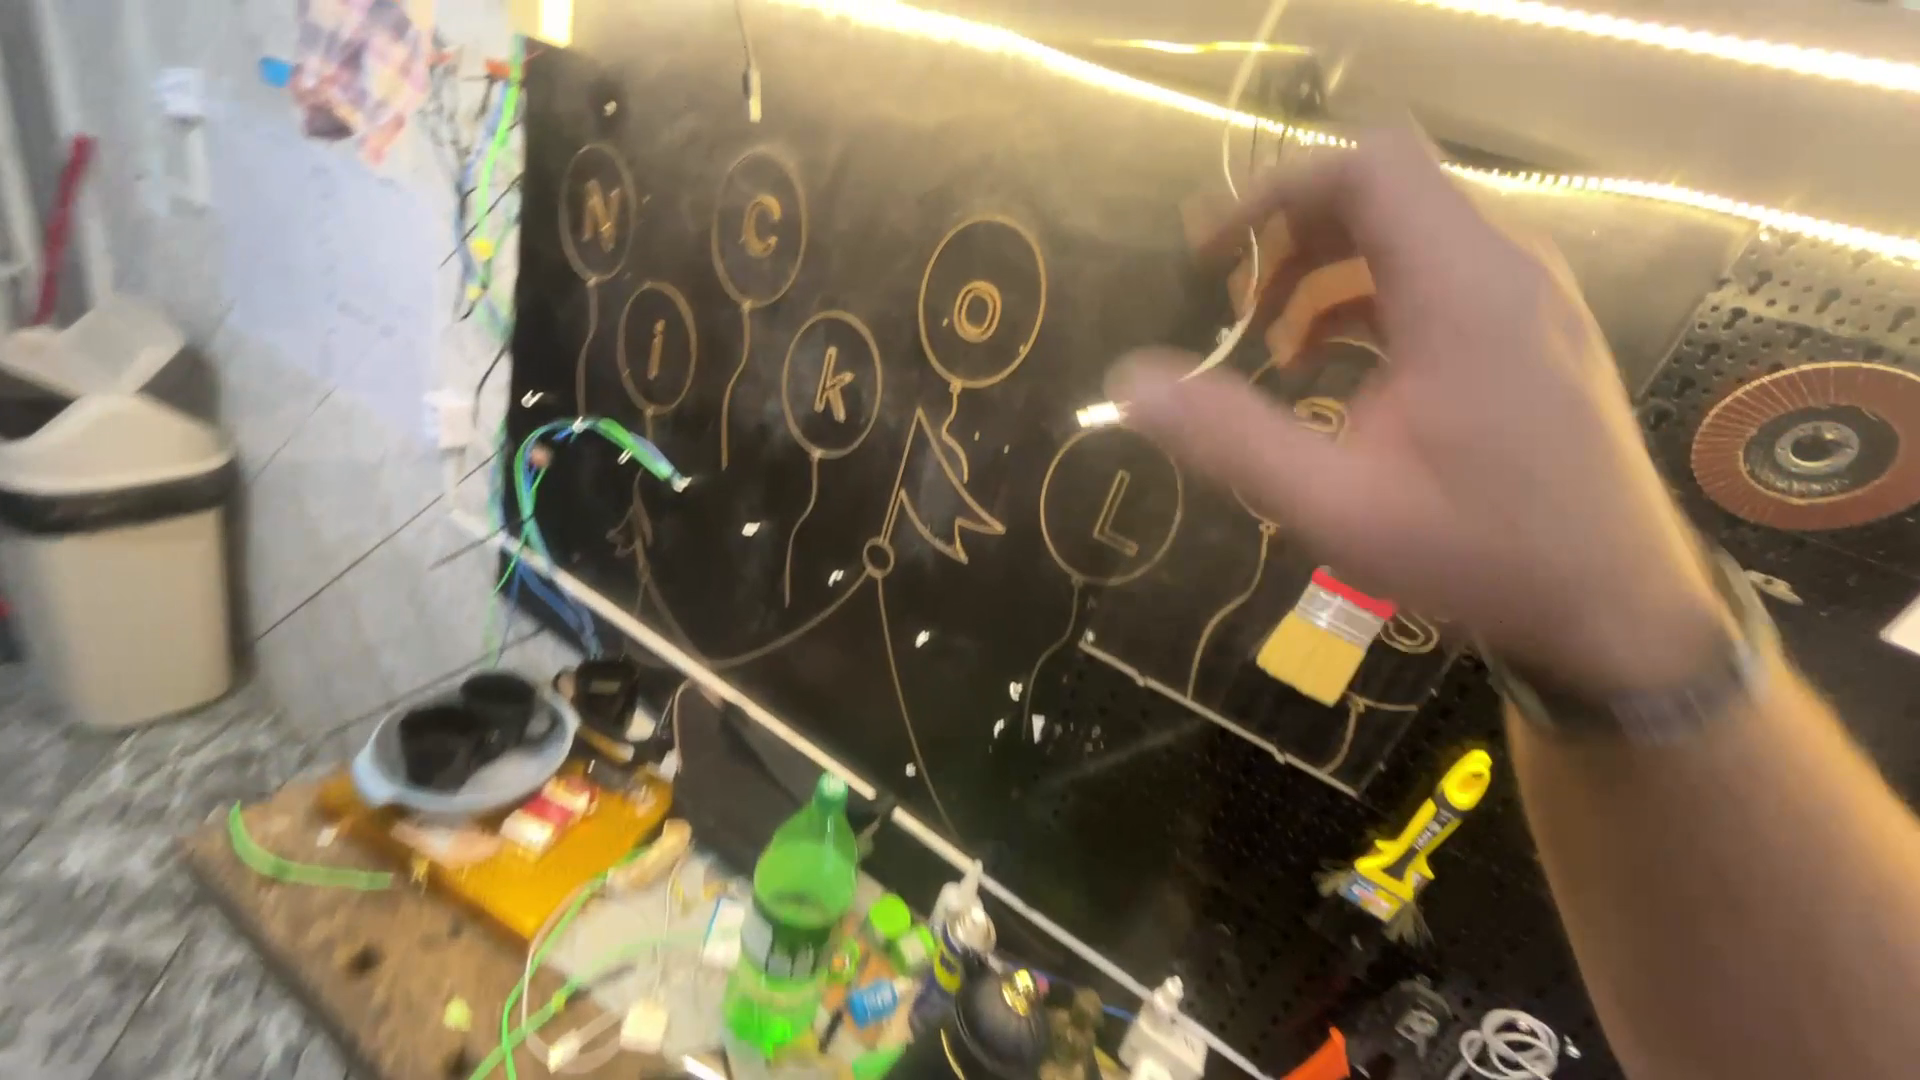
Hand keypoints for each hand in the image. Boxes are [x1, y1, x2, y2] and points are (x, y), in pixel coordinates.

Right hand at [1111, 129, 1730, 694]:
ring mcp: (1523, 299)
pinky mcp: (1525, 333)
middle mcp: (1503, 270)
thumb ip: (1228, 437)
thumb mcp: (1332, 502)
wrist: (1613, 605)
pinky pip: (1430, 280)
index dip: (1276, 191)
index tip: (1212, 254)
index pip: (1366, 170)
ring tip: (1270, 345)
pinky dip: (1363, 303)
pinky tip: (1328, 371)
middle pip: (1382, 193)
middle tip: (1232, 305)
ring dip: (1323, 274)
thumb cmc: (1476, 552)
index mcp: (1460, 290)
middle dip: (1289, 238)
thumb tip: (1130, 386)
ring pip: (1406, 235)